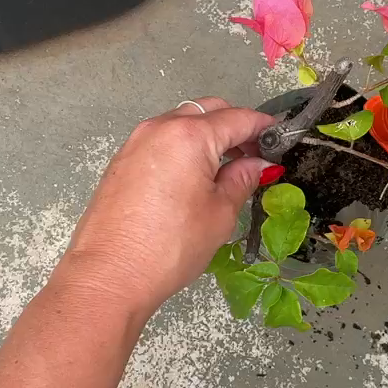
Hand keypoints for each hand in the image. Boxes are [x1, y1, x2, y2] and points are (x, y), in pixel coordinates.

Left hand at [56, 98, 275, 320]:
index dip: (263, 126)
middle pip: (208, 111)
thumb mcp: (219, 214)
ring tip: (225, 170)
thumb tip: (258, 165)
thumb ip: (242, 180)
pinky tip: (193, 177)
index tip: (279, 138)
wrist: (107, 275)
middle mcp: (161, 128)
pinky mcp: (122, 160)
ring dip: (207, 136)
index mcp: (190, 135)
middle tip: (254, 156)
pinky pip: (162, 139)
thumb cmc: (169, 246)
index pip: (238, 118)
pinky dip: (183, 147)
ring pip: (182, 122)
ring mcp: (137, 141)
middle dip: (235, 126)